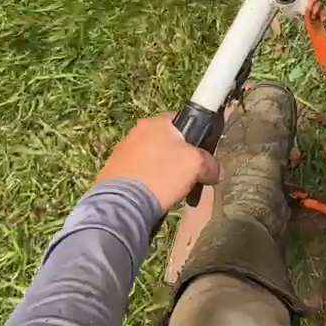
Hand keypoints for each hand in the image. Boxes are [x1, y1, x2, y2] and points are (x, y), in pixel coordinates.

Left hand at [94, 113, 219, 212]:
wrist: (123, 205)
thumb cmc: (162, 175)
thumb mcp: (198, 165)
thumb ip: (211, 164)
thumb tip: (214, 172)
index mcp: (156, 122)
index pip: (182, 121)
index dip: (195, 137)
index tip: (200, 155)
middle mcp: (136, 132)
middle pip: (166, 141)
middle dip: (177, 158)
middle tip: (187, 175)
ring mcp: (121, 151)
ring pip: (151, 158)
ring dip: (161, 171)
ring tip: (168, 190)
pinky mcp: (111, 171)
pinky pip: (137, 173)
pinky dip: (146, 182)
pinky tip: (151, 196)